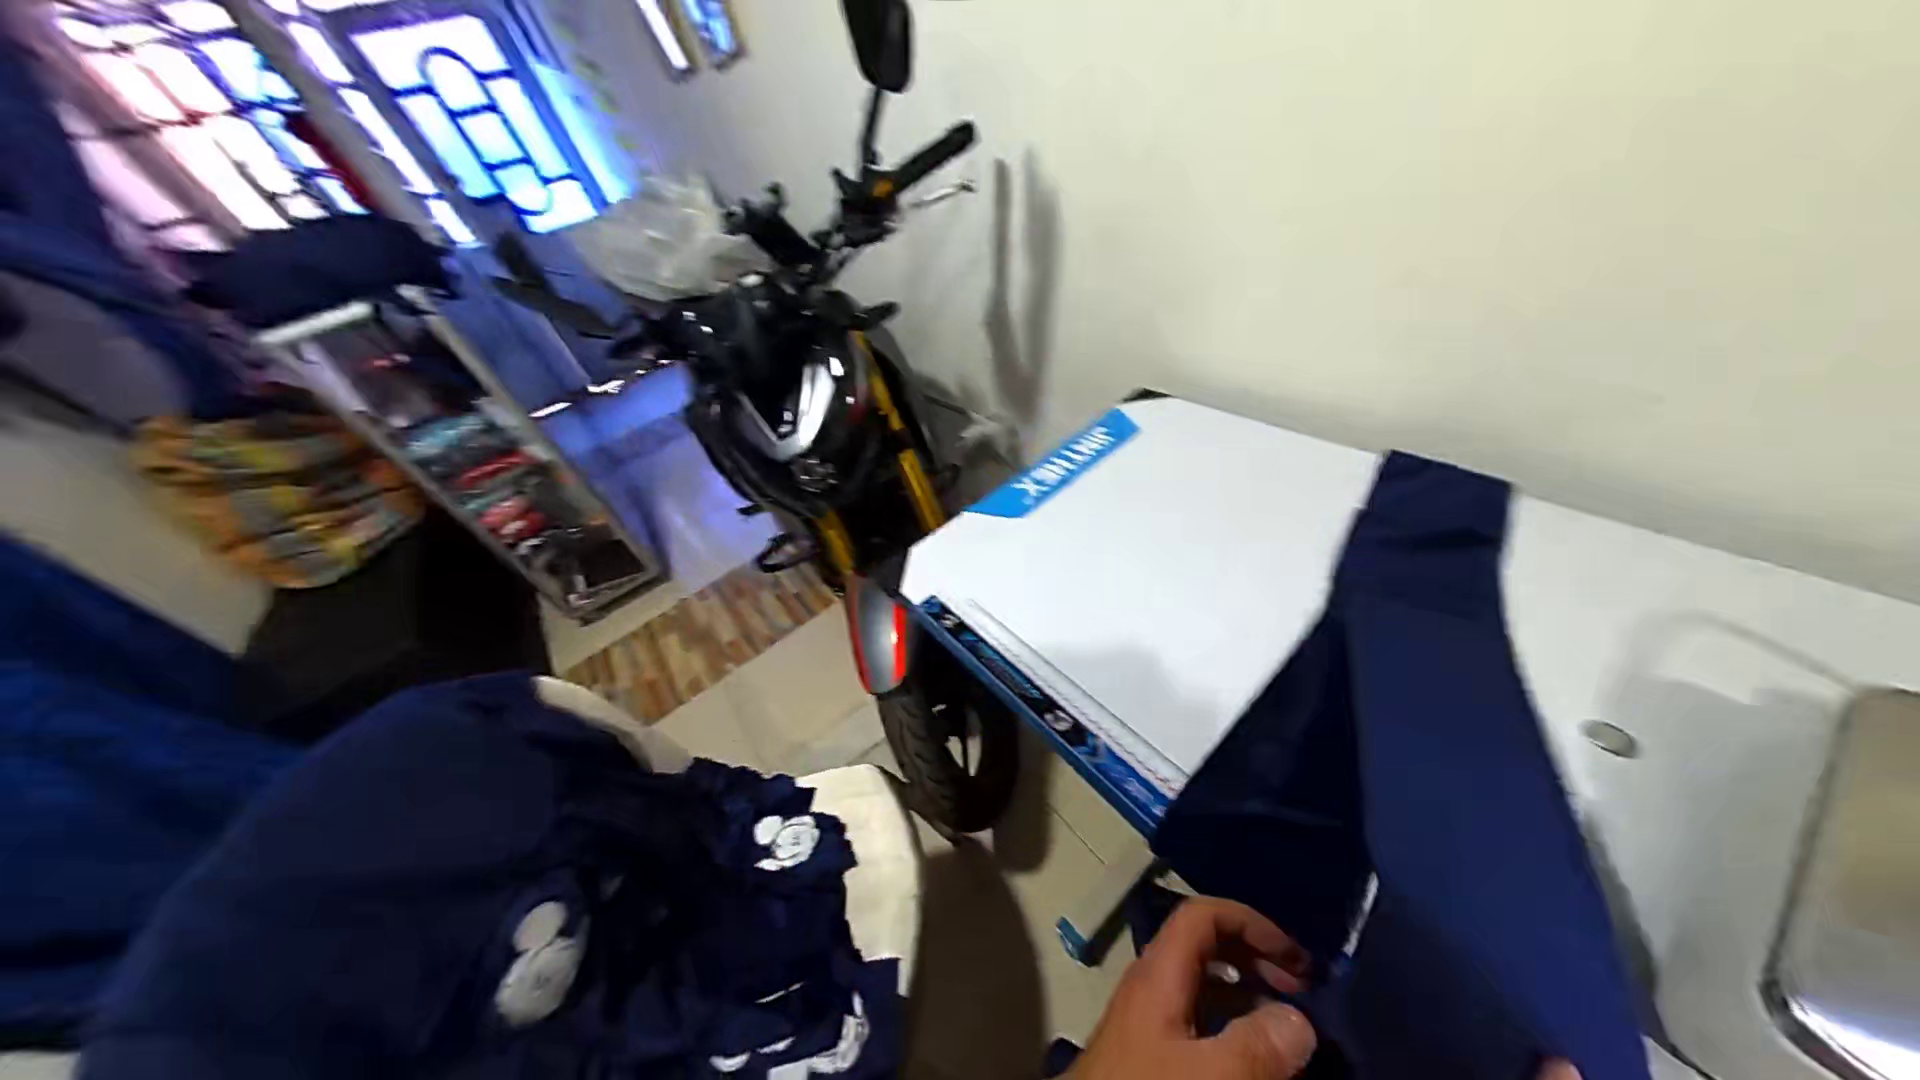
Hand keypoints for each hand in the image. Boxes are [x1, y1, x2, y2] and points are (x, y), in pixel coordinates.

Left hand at [1068, 896, 1317, 1079]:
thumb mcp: (1210, 1077)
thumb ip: (1256, 1047)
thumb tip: (1299, 1020)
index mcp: (1160, 971)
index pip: (1203, 915)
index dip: (1251, 922)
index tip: (1296, 957)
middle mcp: (1152, 981)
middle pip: (1205, 943)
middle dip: (1255, 955)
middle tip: (1304, 989)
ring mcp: (1149, 1013)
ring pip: (1203, 981)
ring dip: (1246, 990)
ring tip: (1290, 1021)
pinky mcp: (1151, 1046)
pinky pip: (1198, 1013)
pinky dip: (1231, 1019)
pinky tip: (1257, 1052)